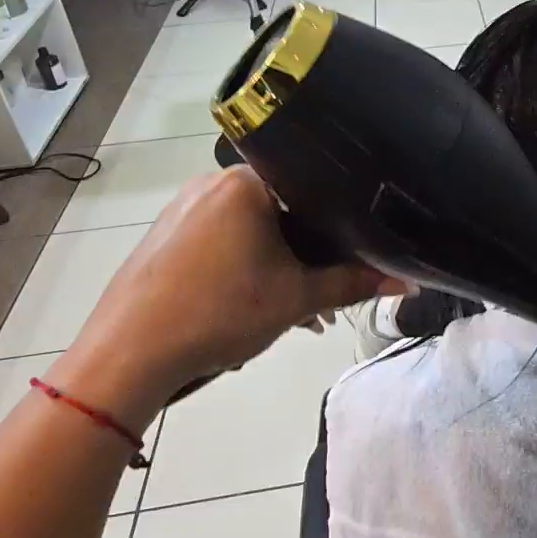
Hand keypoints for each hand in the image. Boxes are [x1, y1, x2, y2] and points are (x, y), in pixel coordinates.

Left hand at [47, 168, 408, 425]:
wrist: (127, 355)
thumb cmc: (218, 313)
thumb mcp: (296, 299)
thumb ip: (353, 284)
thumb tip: (409, 283)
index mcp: (245, 182)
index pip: (313, 186)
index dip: (340, 222)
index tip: (356, 253)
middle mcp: (211, 182)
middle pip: (282, 209)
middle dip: (308, 252)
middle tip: (324, 291)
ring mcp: (182, 208)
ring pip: (251, 228)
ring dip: (277, 263)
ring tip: (293, 310)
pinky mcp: (164, 236)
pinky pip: (221, 240)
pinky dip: (244, 265)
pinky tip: (251, 305)